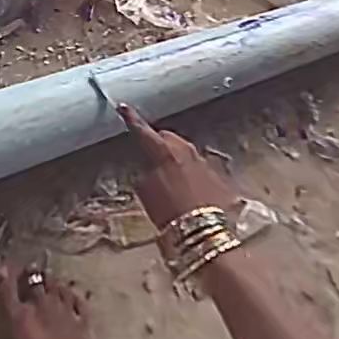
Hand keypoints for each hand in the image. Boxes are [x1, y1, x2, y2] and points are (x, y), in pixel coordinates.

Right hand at [119, 104, 235, 225]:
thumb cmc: (168, 211)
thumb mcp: (144, 191)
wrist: (203, 230)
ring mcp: (203, 160)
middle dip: (158, 143)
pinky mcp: (215, 173)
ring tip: (168, 176)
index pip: (142, 130)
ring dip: (174, 157)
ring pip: (184, 150)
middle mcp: (185, 149)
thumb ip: (143, 172)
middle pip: (167, 137)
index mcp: (163, 150)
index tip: (123, 107)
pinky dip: (189, 171)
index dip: (131, 118)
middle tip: (150, 157)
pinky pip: (197, 165)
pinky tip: (186, 187)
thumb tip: (147, 169)